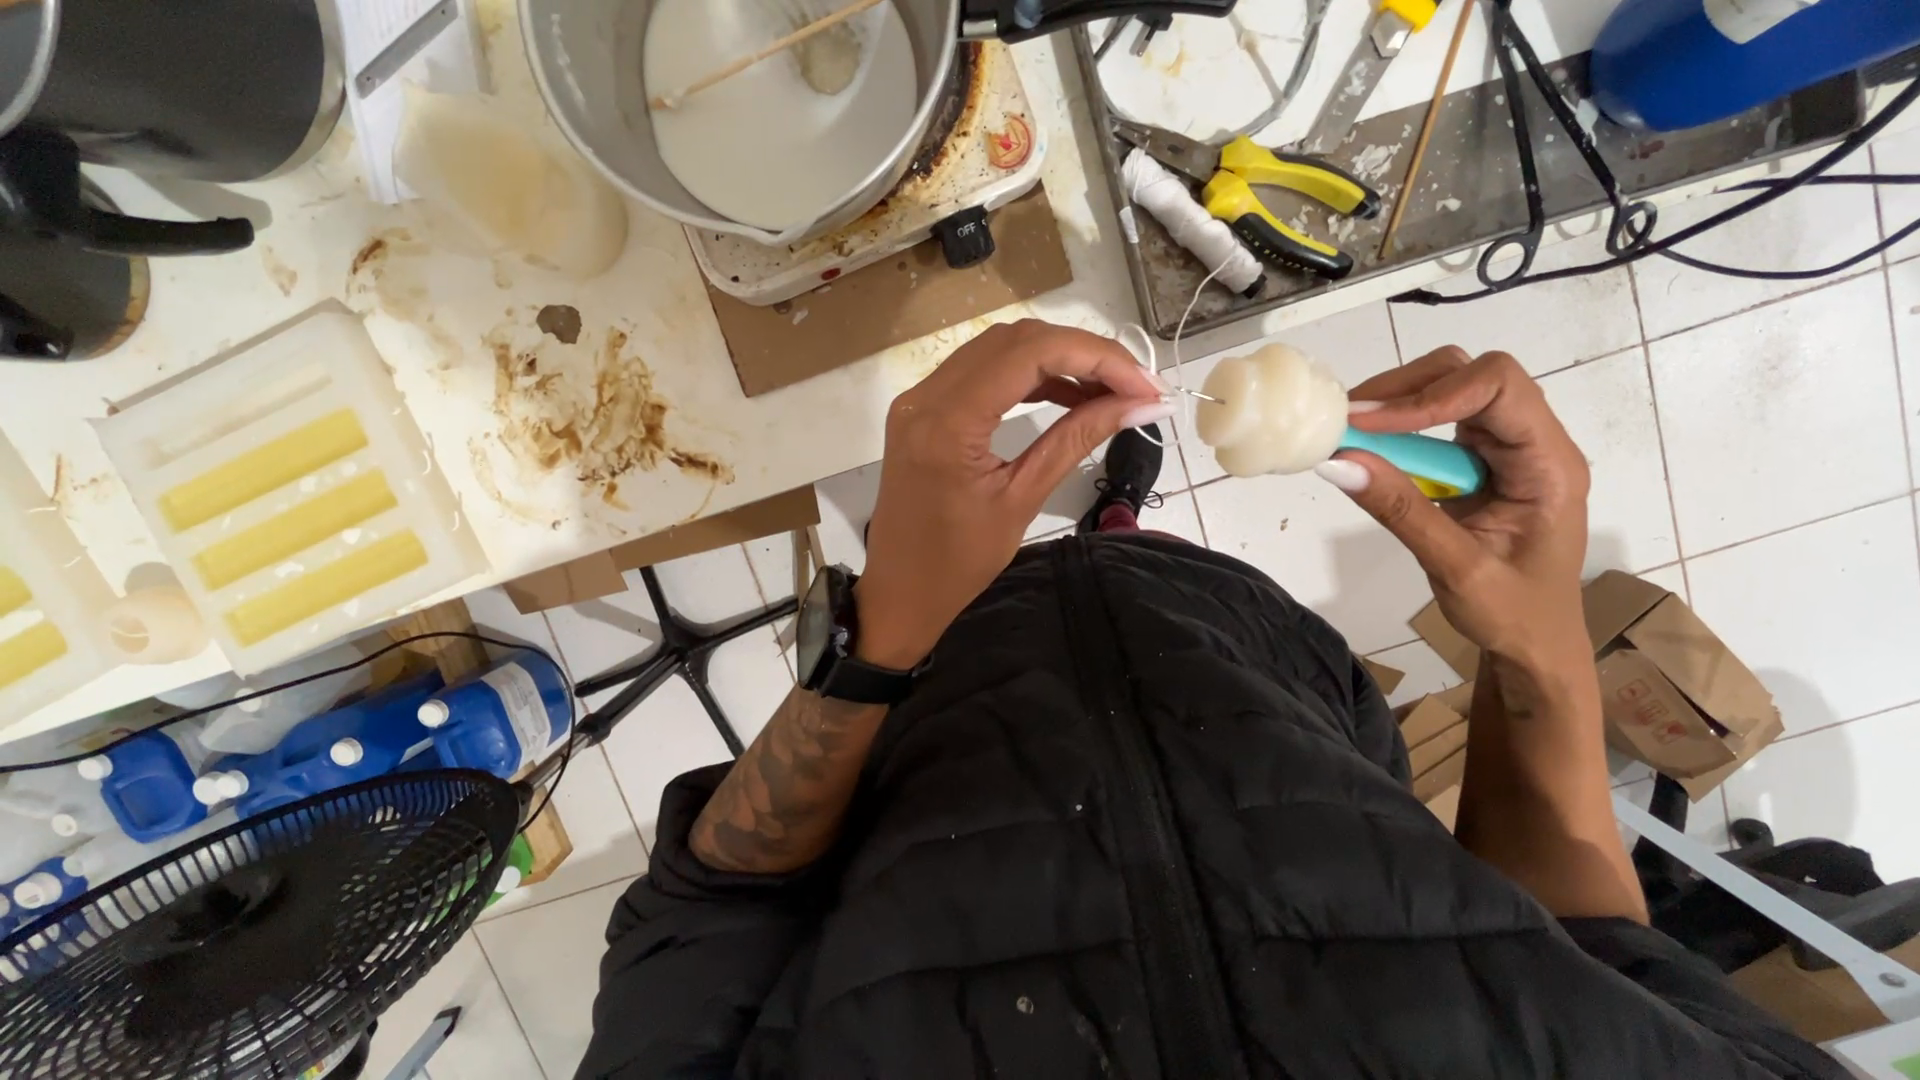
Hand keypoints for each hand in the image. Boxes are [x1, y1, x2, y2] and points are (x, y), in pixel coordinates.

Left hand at [854, 320, 1172, 669]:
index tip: (1146, 386)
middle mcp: (926, 396)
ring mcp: (919, 399)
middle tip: (1135, 387)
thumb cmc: (958, 564)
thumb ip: (1077, 440)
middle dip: (1083, 353)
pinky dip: (1028, 376)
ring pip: (999, 350)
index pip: (1030, 354)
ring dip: (1058, 360)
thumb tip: (1142, 405)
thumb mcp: (1023, 500)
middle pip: (1016, 340)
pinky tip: (1069, 396)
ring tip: (1110, 391)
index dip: (1097, 357)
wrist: (899, 592)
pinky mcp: (923, 410)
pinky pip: (982, 373)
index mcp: (948, 422)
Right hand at [1320, 347, 1590, 667]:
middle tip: (1348, 421)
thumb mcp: (1455, 568)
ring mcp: (1504, 451)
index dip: (1431, 395)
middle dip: (1407, 389)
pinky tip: (1366, 449)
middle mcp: (1531, 443)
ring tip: (1348, 433)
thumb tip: (1339, 461)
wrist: (1534, 645)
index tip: (1369, 424)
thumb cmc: (1513, 615)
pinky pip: (1436, 426)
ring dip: (1397, 404)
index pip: (1499, 388)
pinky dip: (1396, 430)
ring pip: (1451, 391)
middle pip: (1472, 375)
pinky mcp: (1477, 463)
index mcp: (1548, 464)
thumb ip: (1400, 511)